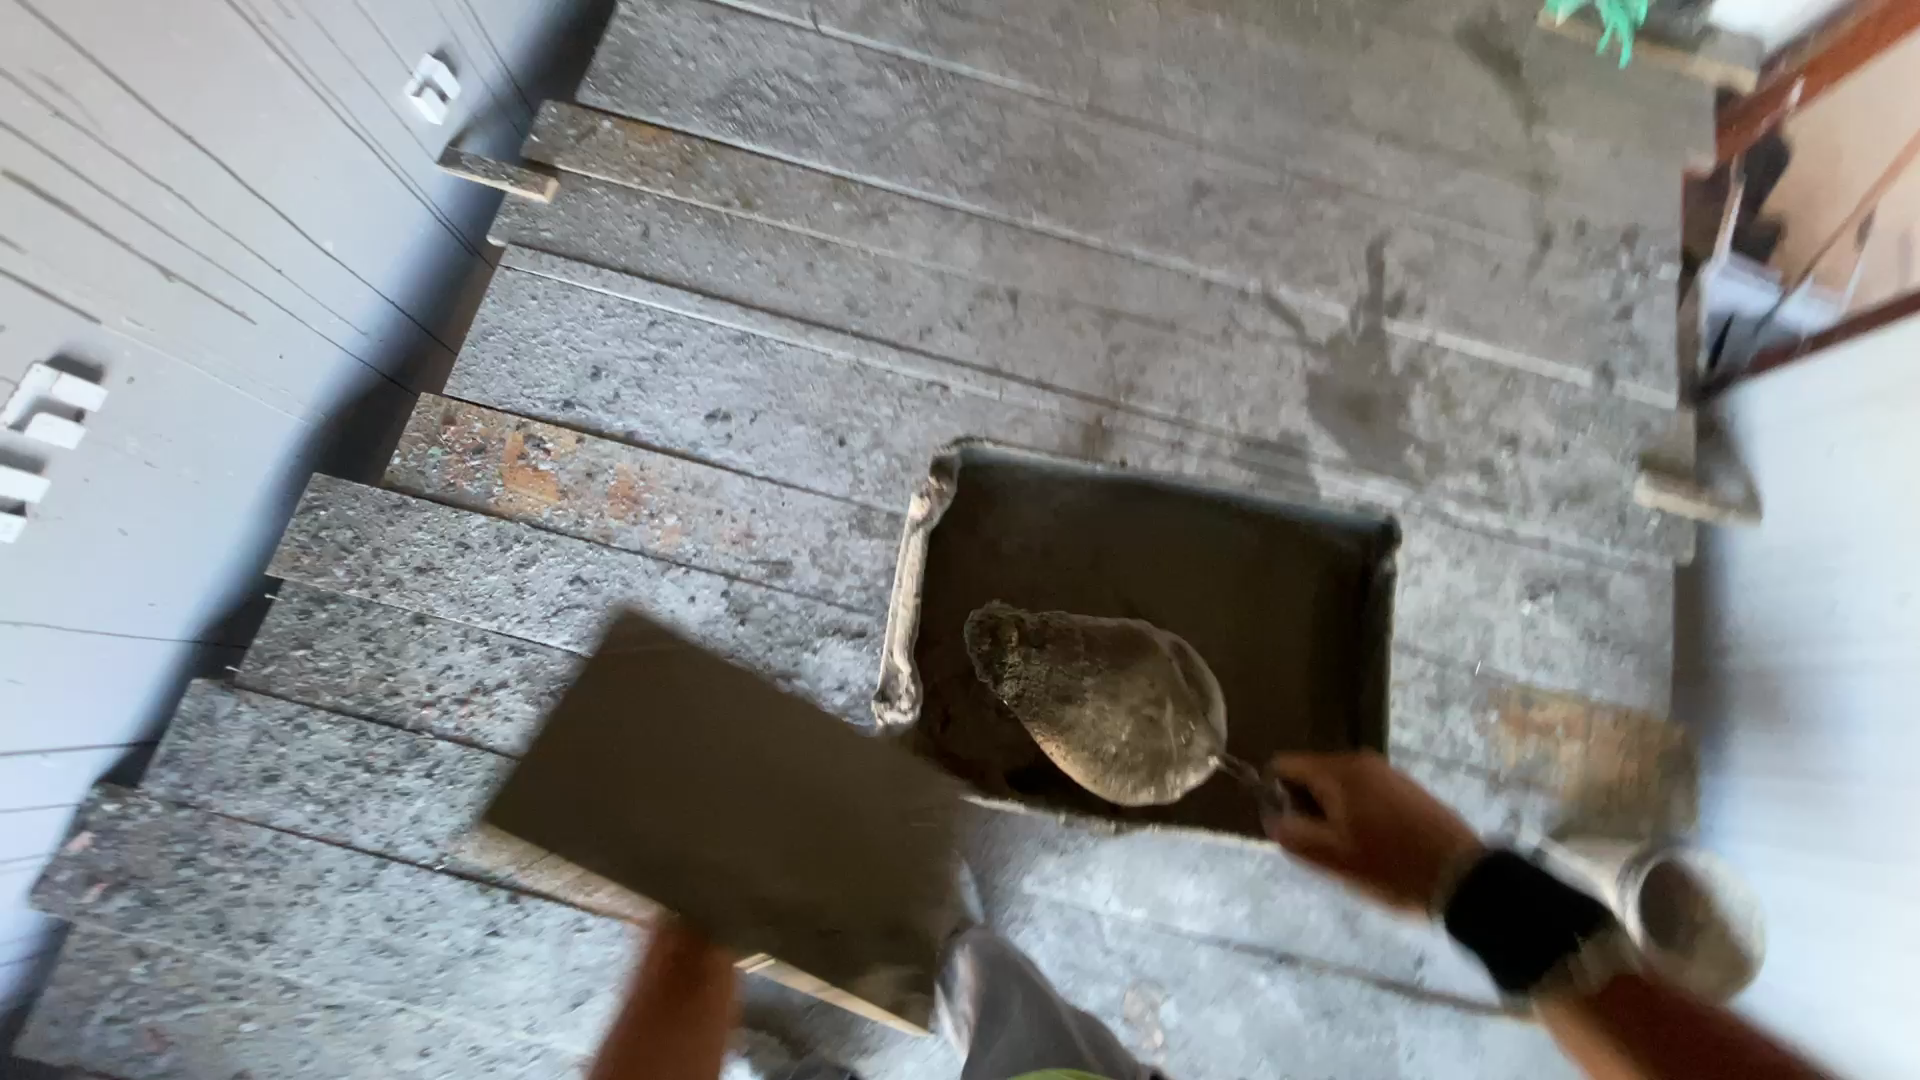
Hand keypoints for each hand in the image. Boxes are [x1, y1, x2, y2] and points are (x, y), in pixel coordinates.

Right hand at [1262, 751, 1483, 914]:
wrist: (1468, 882)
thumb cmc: (1391, 869)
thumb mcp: (1331, 859)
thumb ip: (1291, 834)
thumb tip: (1271, 818)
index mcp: (1338, 771)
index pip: (1284, 765)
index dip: (1276, 794)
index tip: (1290, 827)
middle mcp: (1360, 761)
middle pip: (1312, 774)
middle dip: (1306, 804)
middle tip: (1320, 843)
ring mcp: (1388, 773)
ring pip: (1340, 785)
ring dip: (1333, 811)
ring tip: (1348, 848)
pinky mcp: (1408, 789)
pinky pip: (1366, 792)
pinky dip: (1358, 812)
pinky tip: (1374, 844)